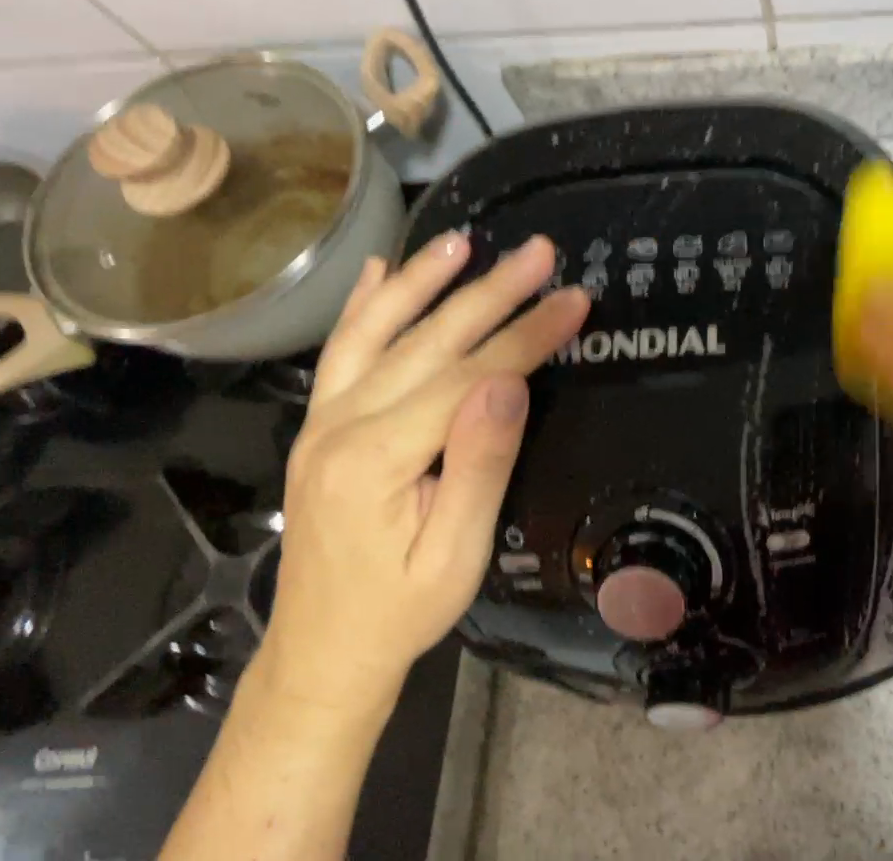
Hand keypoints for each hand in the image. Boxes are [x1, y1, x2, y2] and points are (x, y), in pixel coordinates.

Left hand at [258, 232, 589, 709]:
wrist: (322, 651)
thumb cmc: (402, 609)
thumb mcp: (456, 552)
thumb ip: (480, 463)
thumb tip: (508, 382)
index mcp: (377, 458)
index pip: (468, 376)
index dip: (526, 334)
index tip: (573, 298)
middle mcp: (339, 425)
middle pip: (428, 341)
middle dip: (491, 292)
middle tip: (541, 252)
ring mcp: (322, 421)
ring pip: (376, 332)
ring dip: (422, 281)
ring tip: (463, 241)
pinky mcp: (319, 427)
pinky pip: (339, 352)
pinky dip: (362, 307)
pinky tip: (379, 273)